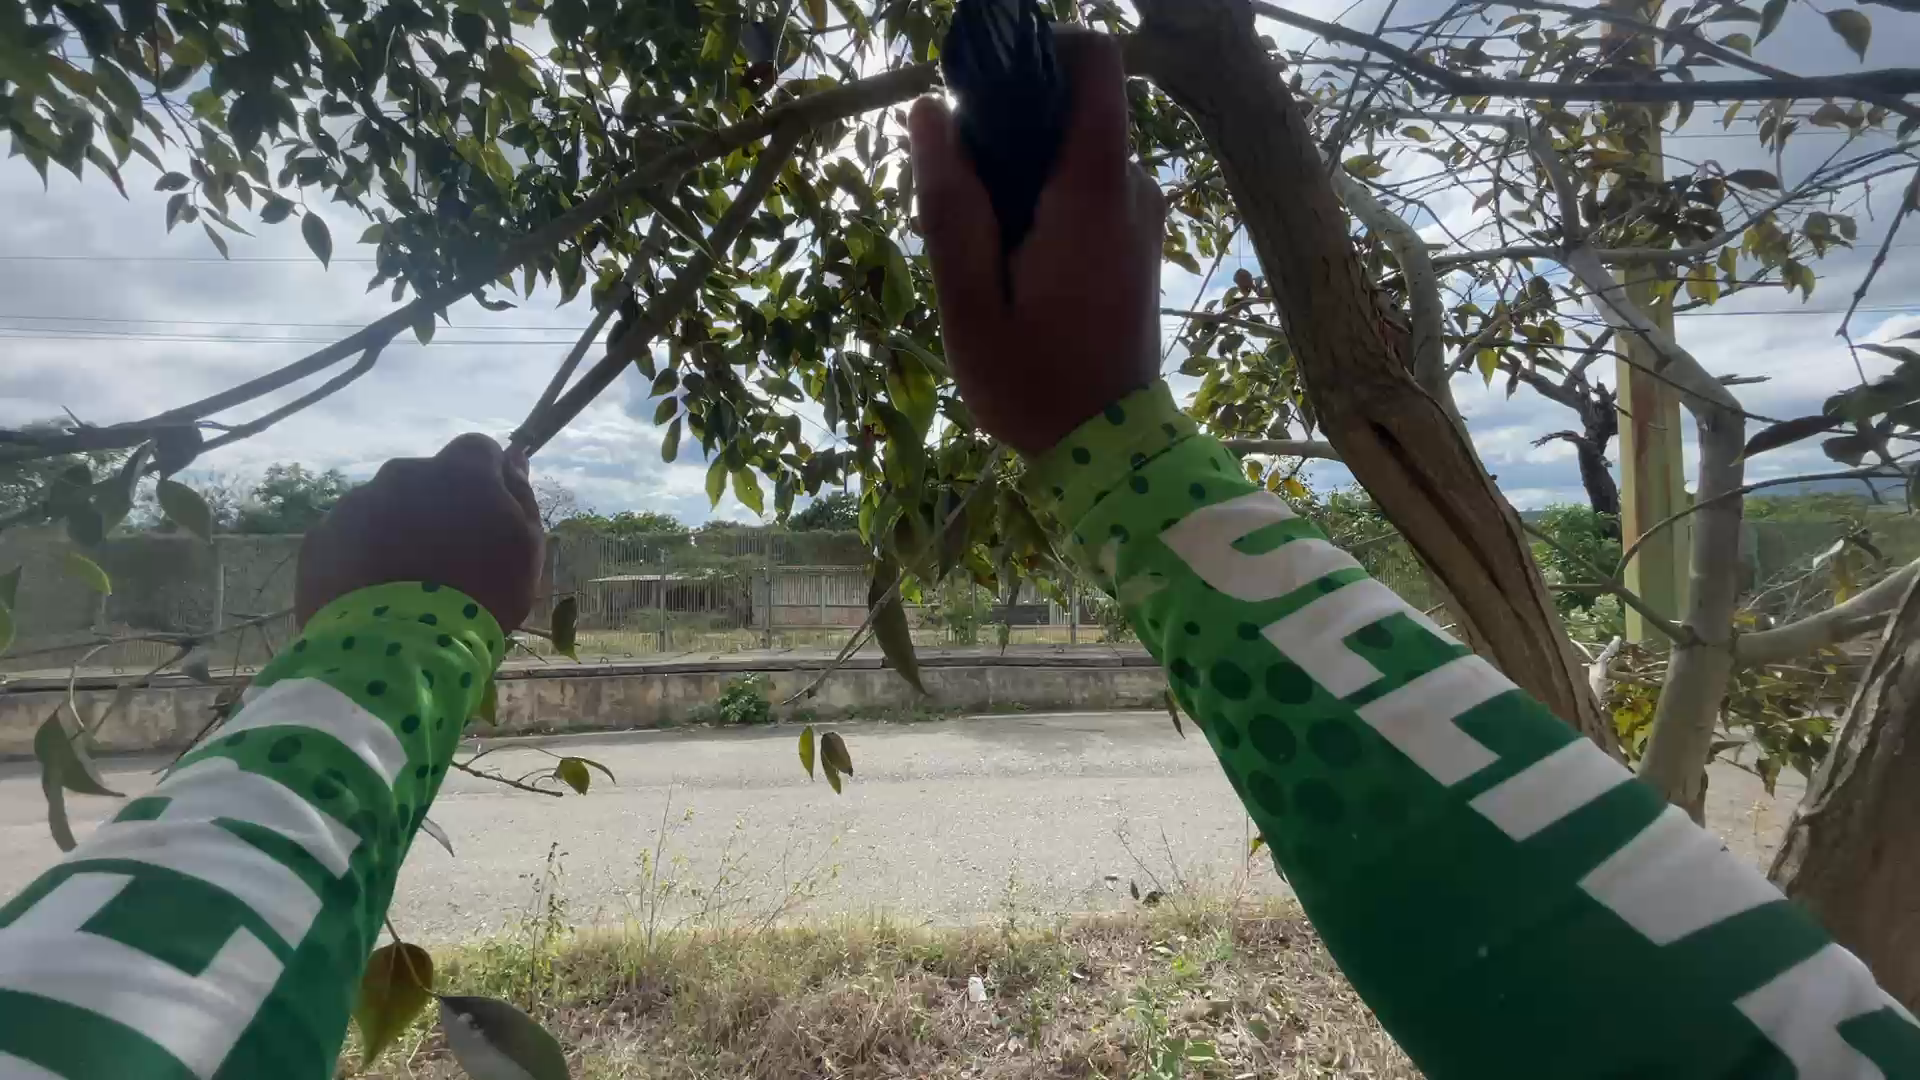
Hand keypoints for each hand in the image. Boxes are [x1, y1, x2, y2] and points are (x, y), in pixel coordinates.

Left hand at [295, 434, 543, 630]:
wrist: (404, 643)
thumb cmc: (485, 590)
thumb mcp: (527, 544)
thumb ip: (521, 495)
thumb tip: (514, 457)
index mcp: (460, 472)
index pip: (478, 447)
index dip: (489, 474)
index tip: (495, 507)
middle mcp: (404, 474)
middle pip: (429, 475)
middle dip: (442, 500)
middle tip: (456, 548)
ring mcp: (356, 503)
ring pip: (390, 503)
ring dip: (404, 524)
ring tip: (414, 573)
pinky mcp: (321, 536)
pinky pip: (354, 532)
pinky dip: (369, 549)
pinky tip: (384, 585)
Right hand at [909, 30, 1164, 455]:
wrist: (1108, 448)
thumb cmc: (1032, 386)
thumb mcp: (971, 308)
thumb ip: (951, 209)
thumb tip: (929, 113)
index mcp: (1093, 193)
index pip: (1093, 61)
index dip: (1038, 55)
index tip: (987, 100)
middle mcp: (1134, 191)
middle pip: (1072, 114)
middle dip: (1012, 140)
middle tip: (968, 214)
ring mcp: (1145, 221)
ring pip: (1077, 158)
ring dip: (1027, 184)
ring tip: (991, 259)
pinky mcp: (1143, 248)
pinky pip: (1094, 196)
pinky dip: (1052, 210)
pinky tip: (1023, 272)